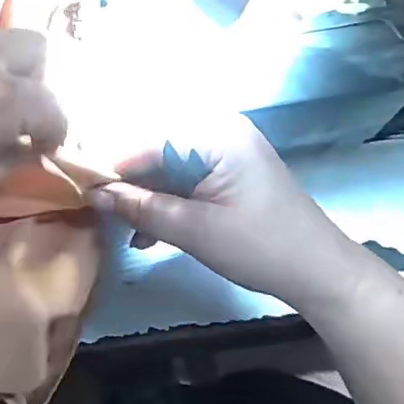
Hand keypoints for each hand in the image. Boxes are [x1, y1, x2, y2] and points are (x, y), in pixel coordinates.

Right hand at [87, 117, 380, 312]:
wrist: (324, 275)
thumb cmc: (262, 248)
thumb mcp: (194, 231)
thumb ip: (141, 208)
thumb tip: (93, 194)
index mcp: (215, 134)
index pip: (146, 142)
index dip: (110, 167)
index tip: (79, 188)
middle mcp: (217, 129)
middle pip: (152, 148)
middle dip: (123, 180)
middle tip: (95, 205)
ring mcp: (221, 148)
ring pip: (162, 164)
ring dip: (140, 194)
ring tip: (119, 224)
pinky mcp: (223, 168)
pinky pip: (180, 174)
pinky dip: (161, 199)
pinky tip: (144, 231)